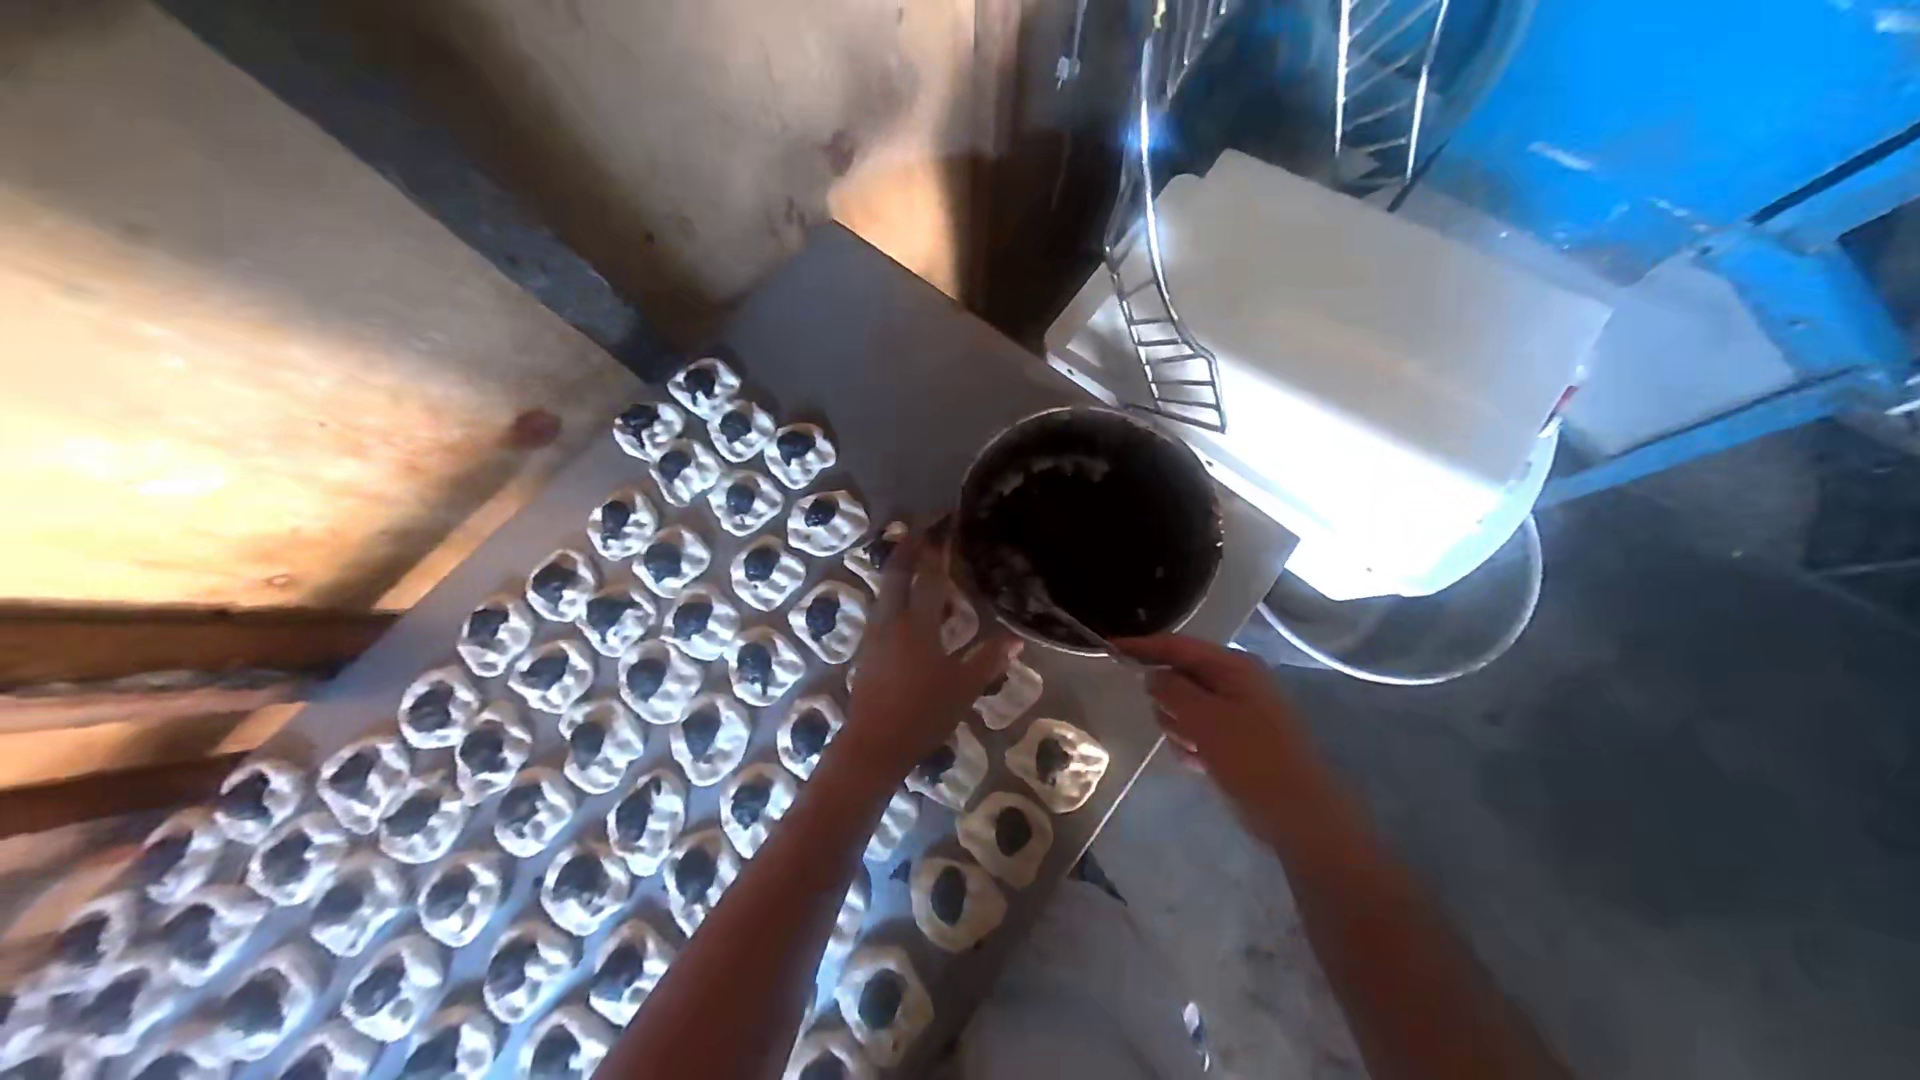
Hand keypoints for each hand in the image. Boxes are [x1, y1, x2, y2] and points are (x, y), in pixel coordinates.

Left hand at [840, 529, 1018, 775]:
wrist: (873, 745)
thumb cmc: (922, 715)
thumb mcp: (962, 688)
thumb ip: (988, 659)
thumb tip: (1015, 639)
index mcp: (917, 624)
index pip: (929, 575)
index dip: (940, 546)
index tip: (948, 523)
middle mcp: (891, 619)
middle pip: (897, 569)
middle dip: (910, 542)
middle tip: (925, 523)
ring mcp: (874, 632)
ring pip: (885, 586)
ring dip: (900, 564)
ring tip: (919, 553)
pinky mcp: (867, 647)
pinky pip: (882, 605)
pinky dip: (895, 589)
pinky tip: (909, 599)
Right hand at [1115, 634, 1308, 791]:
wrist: (1297, 814)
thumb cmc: (1252, 758)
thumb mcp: (1205, 719)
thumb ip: (1172, 691)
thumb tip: (1153, 676)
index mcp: (1233, 667)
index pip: (1178, 646)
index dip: (1143, 646)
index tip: (1110, 647)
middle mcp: (1234, 682)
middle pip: (1178, 677)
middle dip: (1168, 702)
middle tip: (1177, 726)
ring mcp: (1235, 711)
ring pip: (1183, 708)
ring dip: (1179, 728)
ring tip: (1195, 750)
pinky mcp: (1232, 739)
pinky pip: (1195, 731)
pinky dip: (1190, 745)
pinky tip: (1199, 763)